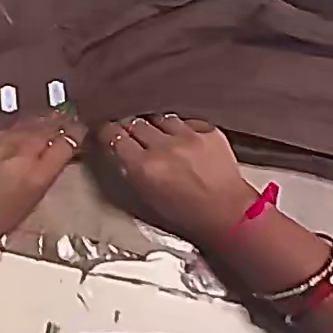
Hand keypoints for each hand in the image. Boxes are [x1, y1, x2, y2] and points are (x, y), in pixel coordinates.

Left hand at [0, 113, 86, 252]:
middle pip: (47, 129)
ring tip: (52, 118)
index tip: (79, 132)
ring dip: (42, 121)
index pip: (63, 145)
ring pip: (28, 124)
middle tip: (69, 120)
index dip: (75, 136)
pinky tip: (24, 130)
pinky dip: (19, 128)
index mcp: (34, 178)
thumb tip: (60, 153)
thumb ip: (46, 174)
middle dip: (61, 123)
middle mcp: (17, 157)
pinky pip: (8, 128)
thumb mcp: (31, 202)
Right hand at [95, 115, 259, 246]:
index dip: (107, 131)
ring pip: (160, 118)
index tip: (106, 130)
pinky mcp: (208, 131)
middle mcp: (164, 147)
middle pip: (136, 123)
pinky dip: (180, 128)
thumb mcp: (146, 199)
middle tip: (131, 134)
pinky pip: (185, 121)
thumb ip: (131, 171)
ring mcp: (188, 136)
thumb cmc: (186, 214)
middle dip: (131, 128)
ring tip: (158, 136)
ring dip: (155, 126)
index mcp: (144, 167)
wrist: (227, 214)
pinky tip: (181, 139)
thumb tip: (121, 151)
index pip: (115, 136)